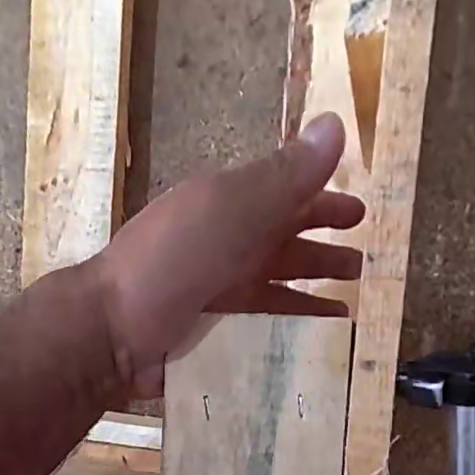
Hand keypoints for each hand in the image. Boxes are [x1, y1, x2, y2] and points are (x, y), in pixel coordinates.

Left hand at [85, 113, 366, 395]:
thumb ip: (286, 175)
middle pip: (286, 249)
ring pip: (278, 294)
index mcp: (233, 210)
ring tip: (346, 314)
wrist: (114, 329)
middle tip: (361, 268)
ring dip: (312, 299)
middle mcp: (229, 249)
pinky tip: (311, 351)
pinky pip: (262, 332)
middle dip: (324, 255)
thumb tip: (336, 123)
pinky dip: (288, 338)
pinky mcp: (216, 336)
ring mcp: (221, 296)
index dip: (326, 203)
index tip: (361, 213)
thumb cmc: (176, 259)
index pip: (289, 200)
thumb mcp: (233, 208)